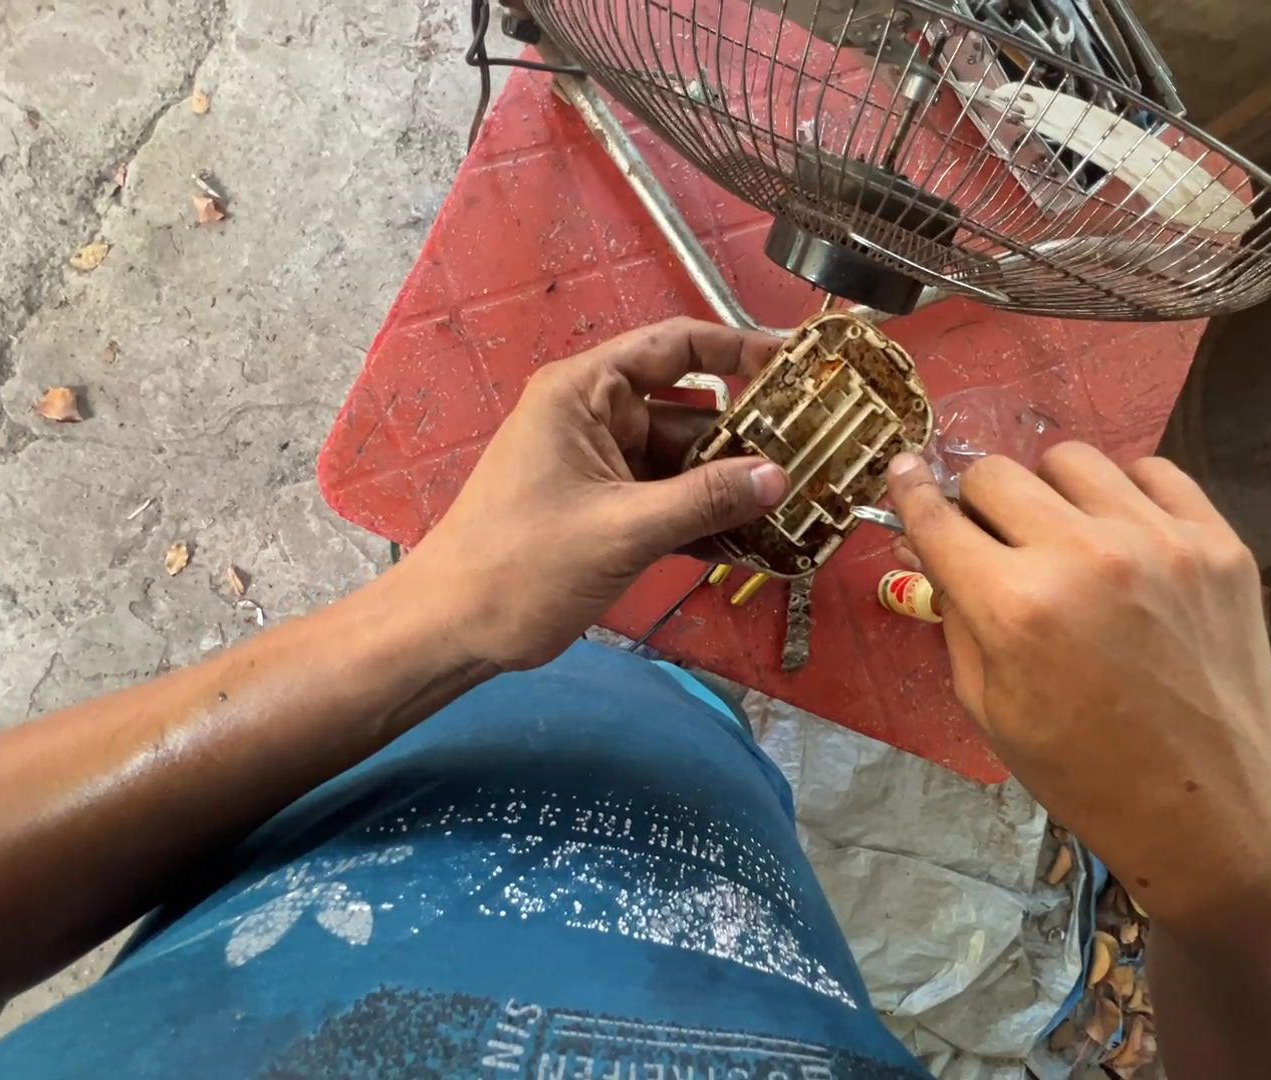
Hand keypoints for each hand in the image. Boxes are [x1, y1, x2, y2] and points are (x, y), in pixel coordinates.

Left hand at [394, 318, 789, 670]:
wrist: (457, 628)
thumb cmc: (523, 563)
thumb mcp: (622, 528)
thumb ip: (704, 500)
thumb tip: (780, 477)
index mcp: (587, 393)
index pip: (674, 347)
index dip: (738, 348)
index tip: (797, 364)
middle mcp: (600, 419)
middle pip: (691, 412)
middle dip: (747, 437)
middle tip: (813, 455)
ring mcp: (607, 468)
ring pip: (686, 465)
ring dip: (731, 487)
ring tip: (795, 505)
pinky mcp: (611, 511)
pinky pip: (672, 503)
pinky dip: (705, 520)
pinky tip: (753, 543)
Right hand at [885, 444, 1270, 929]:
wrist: (1209, 811)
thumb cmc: (1078, 770)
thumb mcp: (986, 701)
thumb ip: (953, 612)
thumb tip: (924, 546)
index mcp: (1014, 606)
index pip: (937, 519)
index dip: (908, 492)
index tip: (901, 471)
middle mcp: (1081, 555)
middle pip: (995, 473)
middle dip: (975, 503)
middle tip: (990, 540)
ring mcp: (1158, 541)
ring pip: (1069, 459)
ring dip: (1045, 491)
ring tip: (1060, 536)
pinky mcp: (1218, 542)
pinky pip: (1151, 470)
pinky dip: (1120, 493)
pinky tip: (1120, 535)